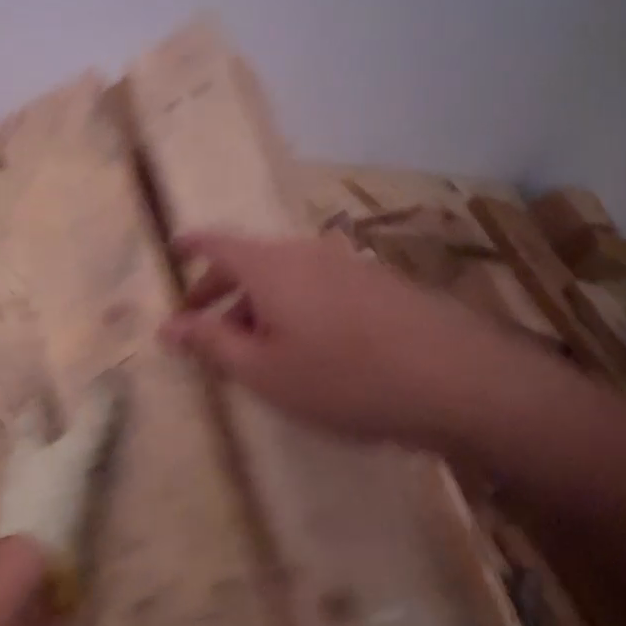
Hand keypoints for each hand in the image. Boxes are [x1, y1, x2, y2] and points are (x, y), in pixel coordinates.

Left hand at [0, 374, 124, 610]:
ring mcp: (22, 504)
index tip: (58, 385)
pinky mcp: (34, 532)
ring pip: (38, 474)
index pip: (31, 414)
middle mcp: (17, 471)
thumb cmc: (49, 504)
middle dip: (48, 431)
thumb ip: (92, 417)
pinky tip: (80, 498)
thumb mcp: (75, 455)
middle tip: (73, 418)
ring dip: (55, 463)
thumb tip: (111, 371)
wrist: (30, 573)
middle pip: (31, 444)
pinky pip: (50, 503)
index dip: (42, 399)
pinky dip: (63, 494)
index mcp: (23, 447)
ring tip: (82, 456)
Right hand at [159, 230, 508, 447]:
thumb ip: (210, 345)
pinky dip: (295, 310)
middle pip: (251, 261)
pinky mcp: (382, 287)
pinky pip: (319, 289)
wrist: (459, 382)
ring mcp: (350, 268)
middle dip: (220, 290)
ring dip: (259, 306)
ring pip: (287, 278)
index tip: (172, 252)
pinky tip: (308, 352)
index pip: (217, 244)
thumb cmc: (342, 379)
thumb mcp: (262, 371)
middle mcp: (308, 255)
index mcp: (270, 267)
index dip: (191, 246)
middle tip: (202, 326)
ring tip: (254, 350)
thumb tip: (166, 326)